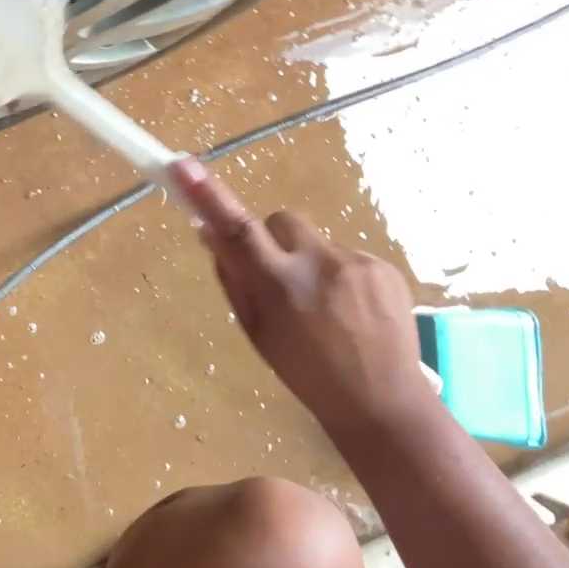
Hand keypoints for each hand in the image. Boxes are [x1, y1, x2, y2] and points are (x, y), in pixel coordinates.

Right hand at [170, 158, 431, 435]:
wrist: (382, 401)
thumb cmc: (305, 371)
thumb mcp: (256, 330)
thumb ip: (233, 277)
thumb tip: (207, 231)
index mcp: (279, 286)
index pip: (236, 229)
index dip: (208, 195)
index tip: (183, 166)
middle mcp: (319, 264)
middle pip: (278, 221)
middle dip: (270, 240)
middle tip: (277, 278)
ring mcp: (357, 262)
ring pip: (314, 240)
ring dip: (307, 262)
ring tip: (323, 307)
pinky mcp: (384, 266)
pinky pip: (345, 254)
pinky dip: (339, 275)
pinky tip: (350, 311)